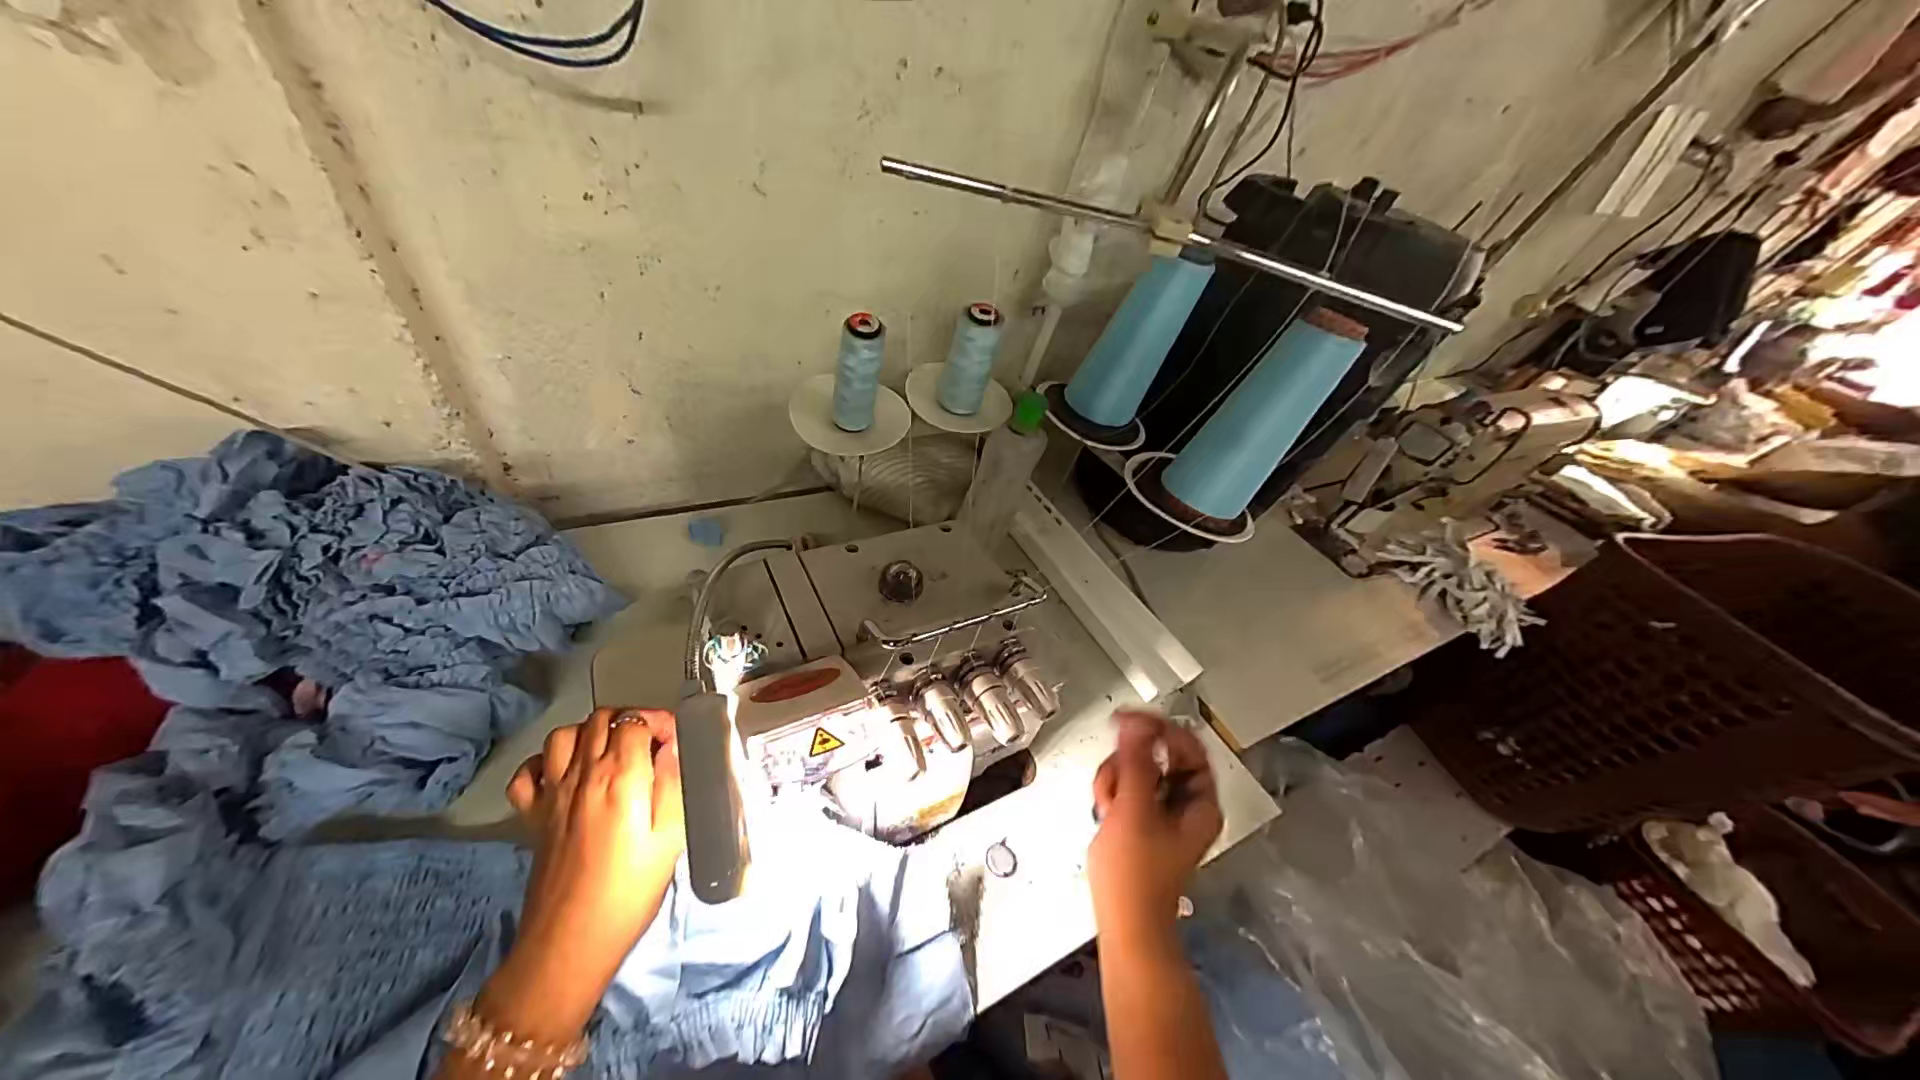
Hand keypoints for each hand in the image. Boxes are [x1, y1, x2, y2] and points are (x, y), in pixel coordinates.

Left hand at [480, 707, 684, 1041]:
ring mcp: (552, 794)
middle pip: (601, 719)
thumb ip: (673, 783)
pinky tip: (567, 772)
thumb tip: (673, 747)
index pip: (635, 721)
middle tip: (650, 741)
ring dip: (590, 732)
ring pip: (564, 734)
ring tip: (612, 750)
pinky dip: (546, 761)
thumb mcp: (671, 837)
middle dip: (629, 719)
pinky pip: (529, 771)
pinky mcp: (532, 815)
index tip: (674, 738)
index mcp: (621, 777)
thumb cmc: (630, 892)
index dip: (658, 721)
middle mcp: (582, 775)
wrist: (570, 942)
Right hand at [1088, 711, 1221, 938]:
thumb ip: (1136, 761)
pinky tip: (1105, 813)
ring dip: (1116, 779)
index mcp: (1200, 801)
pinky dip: (1113, 794)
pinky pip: (1127, 788)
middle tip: (1115, 780)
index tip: (1127, 720)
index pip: (1187, 745)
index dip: (1158, 727)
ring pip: (1137, 770)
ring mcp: (1164, 812)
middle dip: (1128, 764)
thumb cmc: (1135, 874)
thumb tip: (1138, 722)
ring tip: (1108, 805)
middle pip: (1157, 755)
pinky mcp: (1143, 820)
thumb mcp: (1135, 809)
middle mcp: (1186, 803)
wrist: (1125, 923)